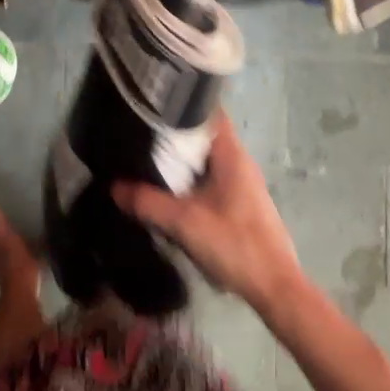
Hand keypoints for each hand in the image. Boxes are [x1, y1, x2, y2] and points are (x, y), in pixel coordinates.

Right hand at [112, 113, 304, 312]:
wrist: (275, 287)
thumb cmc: (235, 244)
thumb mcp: (184, 222)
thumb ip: (148, 202)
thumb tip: (114, 186)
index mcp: (232, 154)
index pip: (208, 110)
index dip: (182, 103)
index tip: (153, 103)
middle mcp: (240, 161)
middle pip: (205, 135)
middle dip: (175, 134)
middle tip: (141, 133)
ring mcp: (244, 183)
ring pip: (208, 160)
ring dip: (183, 161)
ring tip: (148, 161)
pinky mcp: (242, 204)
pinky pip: (212, 179)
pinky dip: (192, 179)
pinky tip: (172, 193)